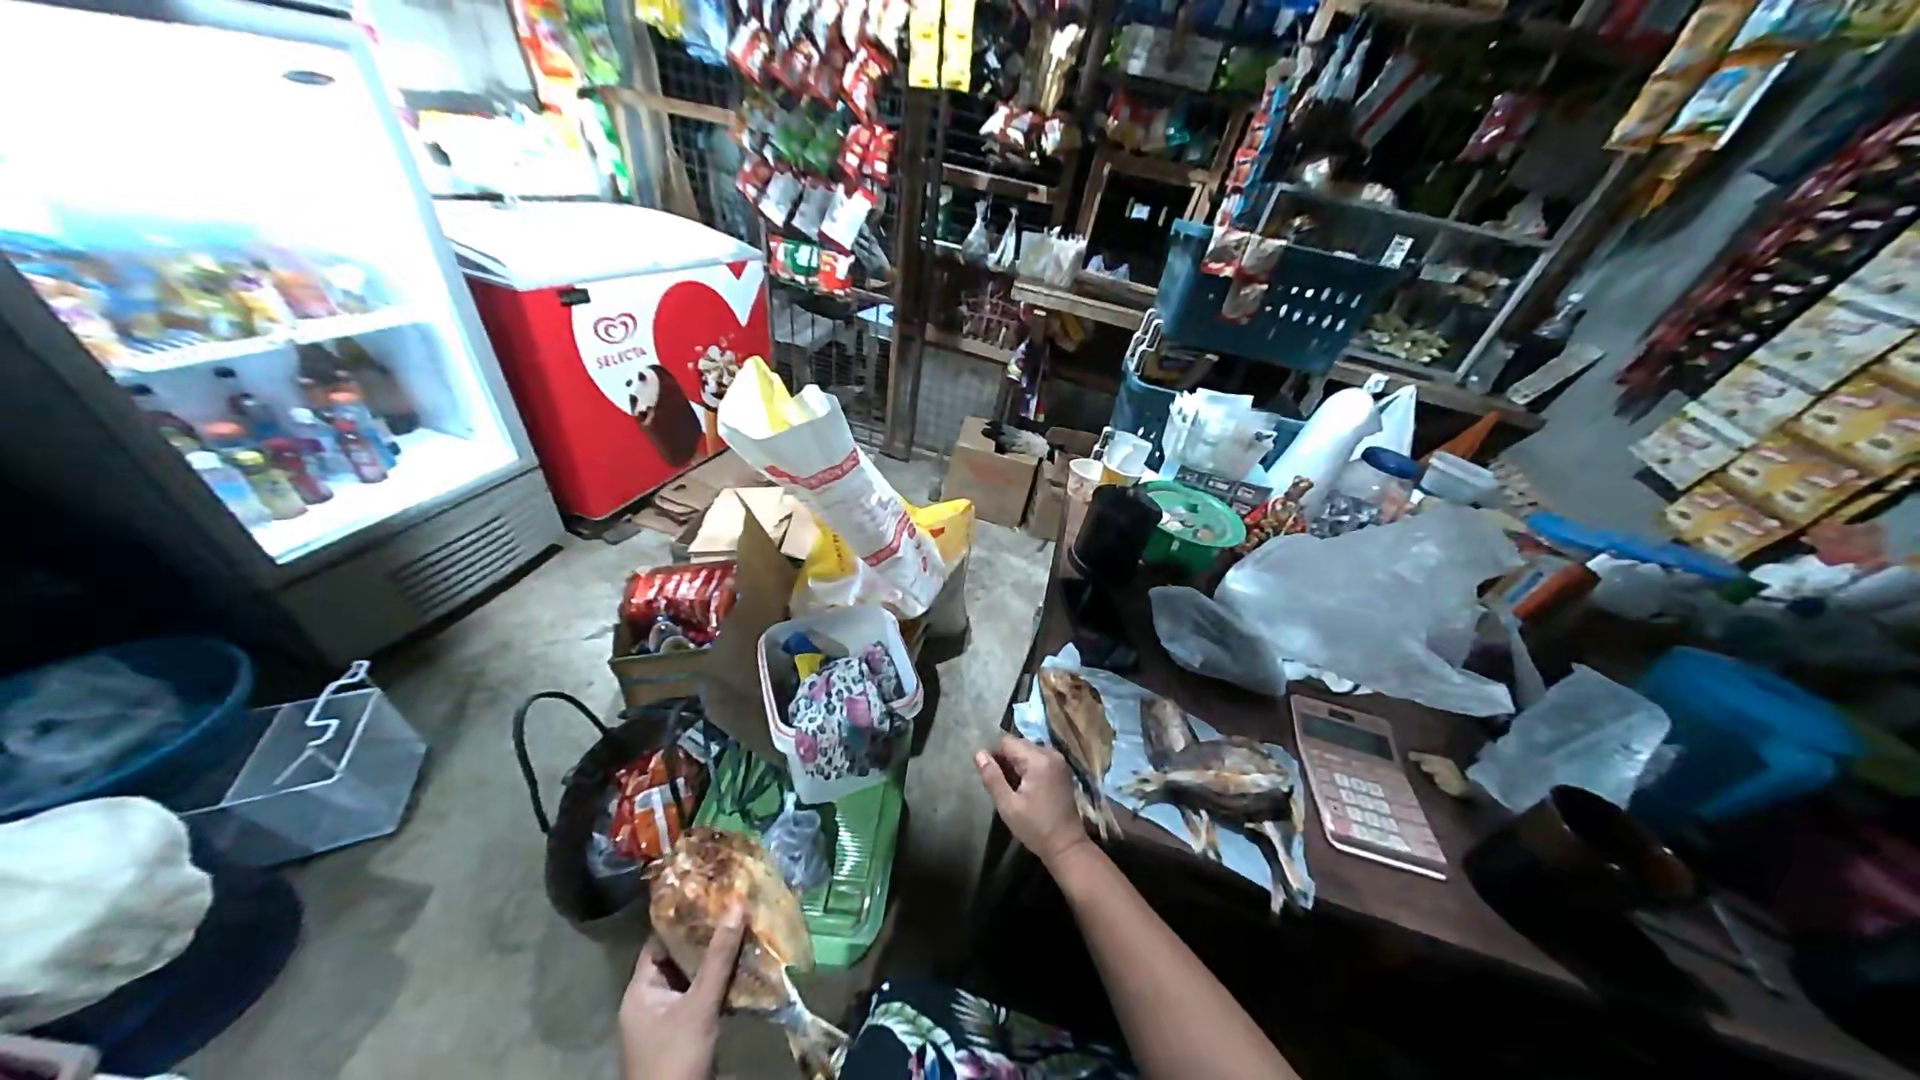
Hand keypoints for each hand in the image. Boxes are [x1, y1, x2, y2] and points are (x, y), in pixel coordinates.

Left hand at [619, 911, 744, 1079]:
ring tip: (745, 929)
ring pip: (694, 978)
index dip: (683, 918)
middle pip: (679, 958)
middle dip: (707, 936)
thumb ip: (718, 957)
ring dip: (717, 959)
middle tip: (735, 907)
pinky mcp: (686, 1034)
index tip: (712, 894)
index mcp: (640, 991)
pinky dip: (721, 982)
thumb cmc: (676, 1057)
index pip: (659, 941)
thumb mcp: (699, 1005)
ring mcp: (668, 1019)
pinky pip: (703, 997)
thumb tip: (736, 905)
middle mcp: (650, 1001)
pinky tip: (746, 966)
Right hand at [975, 734, 1090, 866]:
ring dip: (1016, 765)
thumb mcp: (1008, 805)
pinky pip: (1038, 759)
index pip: (1007, 742)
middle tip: (1000, 785)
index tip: (989, 775)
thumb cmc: (1035, 827)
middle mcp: (1050, 753)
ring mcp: (1059, 761)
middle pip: (1018, 745)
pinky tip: (1025, 788)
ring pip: (1028, 751)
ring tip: (1011, 788)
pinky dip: (1028, 768)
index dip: (993, 755)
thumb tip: (979, 753)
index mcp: (1038, 759)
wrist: (1067, 846)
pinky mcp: (1062, 770)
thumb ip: (992, 777)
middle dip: (1005, 760)